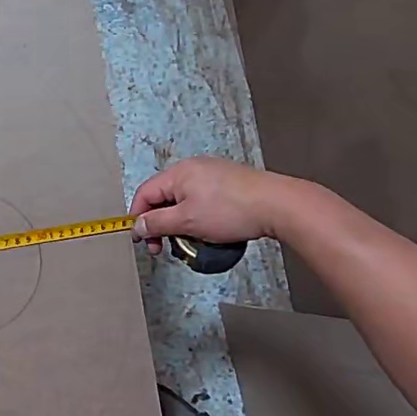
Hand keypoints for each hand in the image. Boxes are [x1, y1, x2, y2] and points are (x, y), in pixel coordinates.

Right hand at [129, 157, 294, 254]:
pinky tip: (209, 231)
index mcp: (178, 173)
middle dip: (162, 224)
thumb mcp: (186, 221)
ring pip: (184, 201)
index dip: (138, 218)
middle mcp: (193, 168)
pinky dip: (198, 217)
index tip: (142, 240)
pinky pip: (202, 200)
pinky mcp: (229, 183)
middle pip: (164, 197)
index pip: (145, 193)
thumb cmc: (231, 210)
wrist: (278, 205)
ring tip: (192, 240)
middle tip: (165, 247)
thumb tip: (138, 225)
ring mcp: (213, 174)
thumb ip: (157, 223)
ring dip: (181, 223)